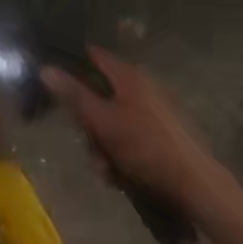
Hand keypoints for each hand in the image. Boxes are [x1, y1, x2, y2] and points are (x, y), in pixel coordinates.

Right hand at [42, 46, 213, 199]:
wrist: (197, 189)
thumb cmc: (145, 147)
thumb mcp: (101, 121)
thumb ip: (73, 94)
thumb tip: (45, 67)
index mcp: (128, 76)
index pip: (93, 55)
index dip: (71, 63)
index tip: (54, 80)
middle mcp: (141, 88)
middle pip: (99, 93)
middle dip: (87, 122)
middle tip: (84, 142)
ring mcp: (154, 112)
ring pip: (112, 120)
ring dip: (102, 145)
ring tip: (105, 170)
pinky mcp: (162, 136)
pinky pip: (129, 137)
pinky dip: (120, 154)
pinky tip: (119, 176)